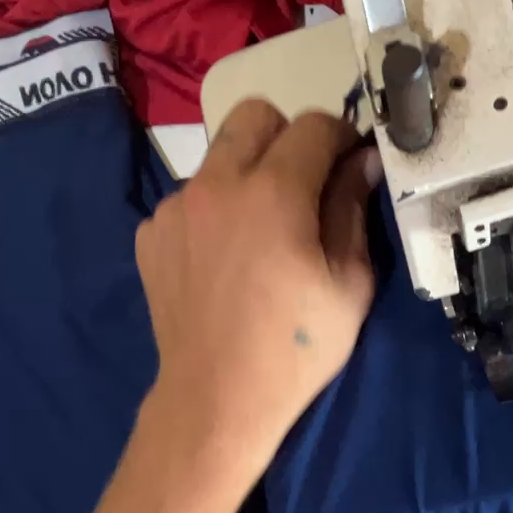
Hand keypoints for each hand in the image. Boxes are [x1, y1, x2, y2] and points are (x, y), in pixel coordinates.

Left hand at [134, 100, 382, 477]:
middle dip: (288, 137)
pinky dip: (212, 213)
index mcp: (273, 193)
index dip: (342, 139)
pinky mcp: (151, 235)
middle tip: (304, 186)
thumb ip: (353, 210)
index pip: (314, 125)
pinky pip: (189, 198)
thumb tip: (361, 163)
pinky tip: (223, 261)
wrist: (216, 398)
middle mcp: (216, 185)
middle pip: (255, 114)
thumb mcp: (349, 286)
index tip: (350, 167)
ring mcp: (175, 209)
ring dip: (246, 175)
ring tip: (259, 233)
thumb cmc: (295, 350)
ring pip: (218, 158)